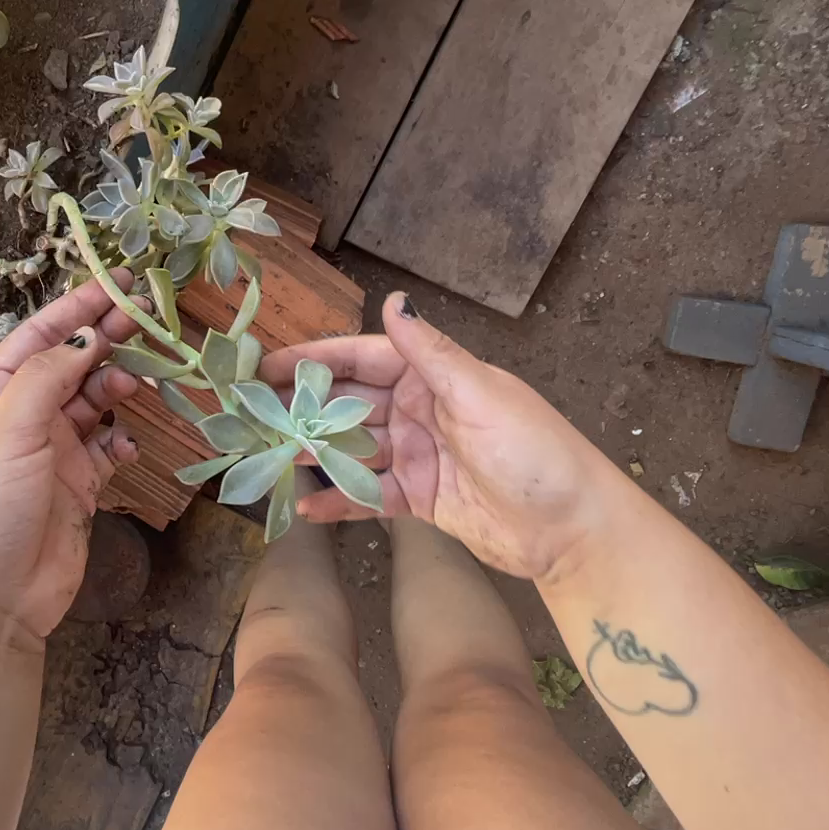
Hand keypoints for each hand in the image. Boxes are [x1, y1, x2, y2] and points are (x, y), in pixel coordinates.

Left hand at [0, 272, 143, 643]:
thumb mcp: (8, 430)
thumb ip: (48, 377)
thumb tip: (85, 336)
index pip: (38, 337)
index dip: (76, 308)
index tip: (119, 283)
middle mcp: (22, 419)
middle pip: (70, 365)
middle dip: (105, 340)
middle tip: (146, 318)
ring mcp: (51, 454)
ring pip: (92, 403)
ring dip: (116, 388)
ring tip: (138, 383)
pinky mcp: (77, 488)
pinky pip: (106, 450)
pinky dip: (121, 442)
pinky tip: (129, 445)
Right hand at [260, 292, 616, 580]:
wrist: (573, 530)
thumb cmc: (533, 450)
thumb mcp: (479, 394)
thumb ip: (429, 352)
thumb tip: (394, 299)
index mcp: (431, 377)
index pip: (361, 359)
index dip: (315, 360)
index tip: (268, 365)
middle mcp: (416, 410)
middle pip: (348, 404)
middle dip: (305, 407)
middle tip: (255, 415)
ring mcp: (414, 455)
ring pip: (352, 448)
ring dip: (315, 453)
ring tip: (272, 457)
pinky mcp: (417, 498)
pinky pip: (368, 496)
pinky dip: (340, 501)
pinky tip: (307, 508)